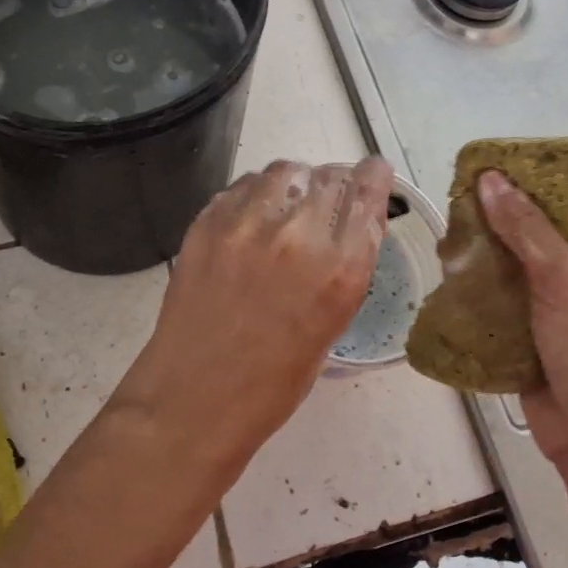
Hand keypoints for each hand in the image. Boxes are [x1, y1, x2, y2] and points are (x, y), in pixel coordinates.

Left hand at [113, 158, 393, 457]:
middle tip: (327, 203)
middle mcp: (298, 234)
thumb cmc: (272, 383)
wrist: (193, 398)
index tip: (373, 177)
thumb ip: (345, 266)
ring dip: (295, 184)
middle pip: (329, 175)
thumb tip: (350, 225)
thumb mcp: (331, 325)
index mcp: (340, 269)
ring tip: (287, 209)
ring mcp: (247, 223)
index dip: (374, 178)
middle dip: (336, 184)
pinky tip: (252, 221)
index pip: (368, 190)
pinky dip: (257, 194)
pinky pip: (244, 185)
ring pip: (285, 170)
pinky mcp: (208, 221)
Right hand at [475, 170, 567, 475]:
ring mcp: (565, 299)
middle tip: (456, 191)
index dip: (541, 171)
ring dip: (486, 245)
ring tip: (446, 227)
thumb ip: (526, 227)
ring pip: (520, 257)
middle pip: (545, 222)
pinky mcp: (537, 327)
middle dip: (503, 209)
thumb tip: (489, 177)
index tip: (494, 157)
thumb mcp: (567, 282)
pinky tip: (448, 266)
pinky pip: (506, 291)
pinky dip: (480, 280)